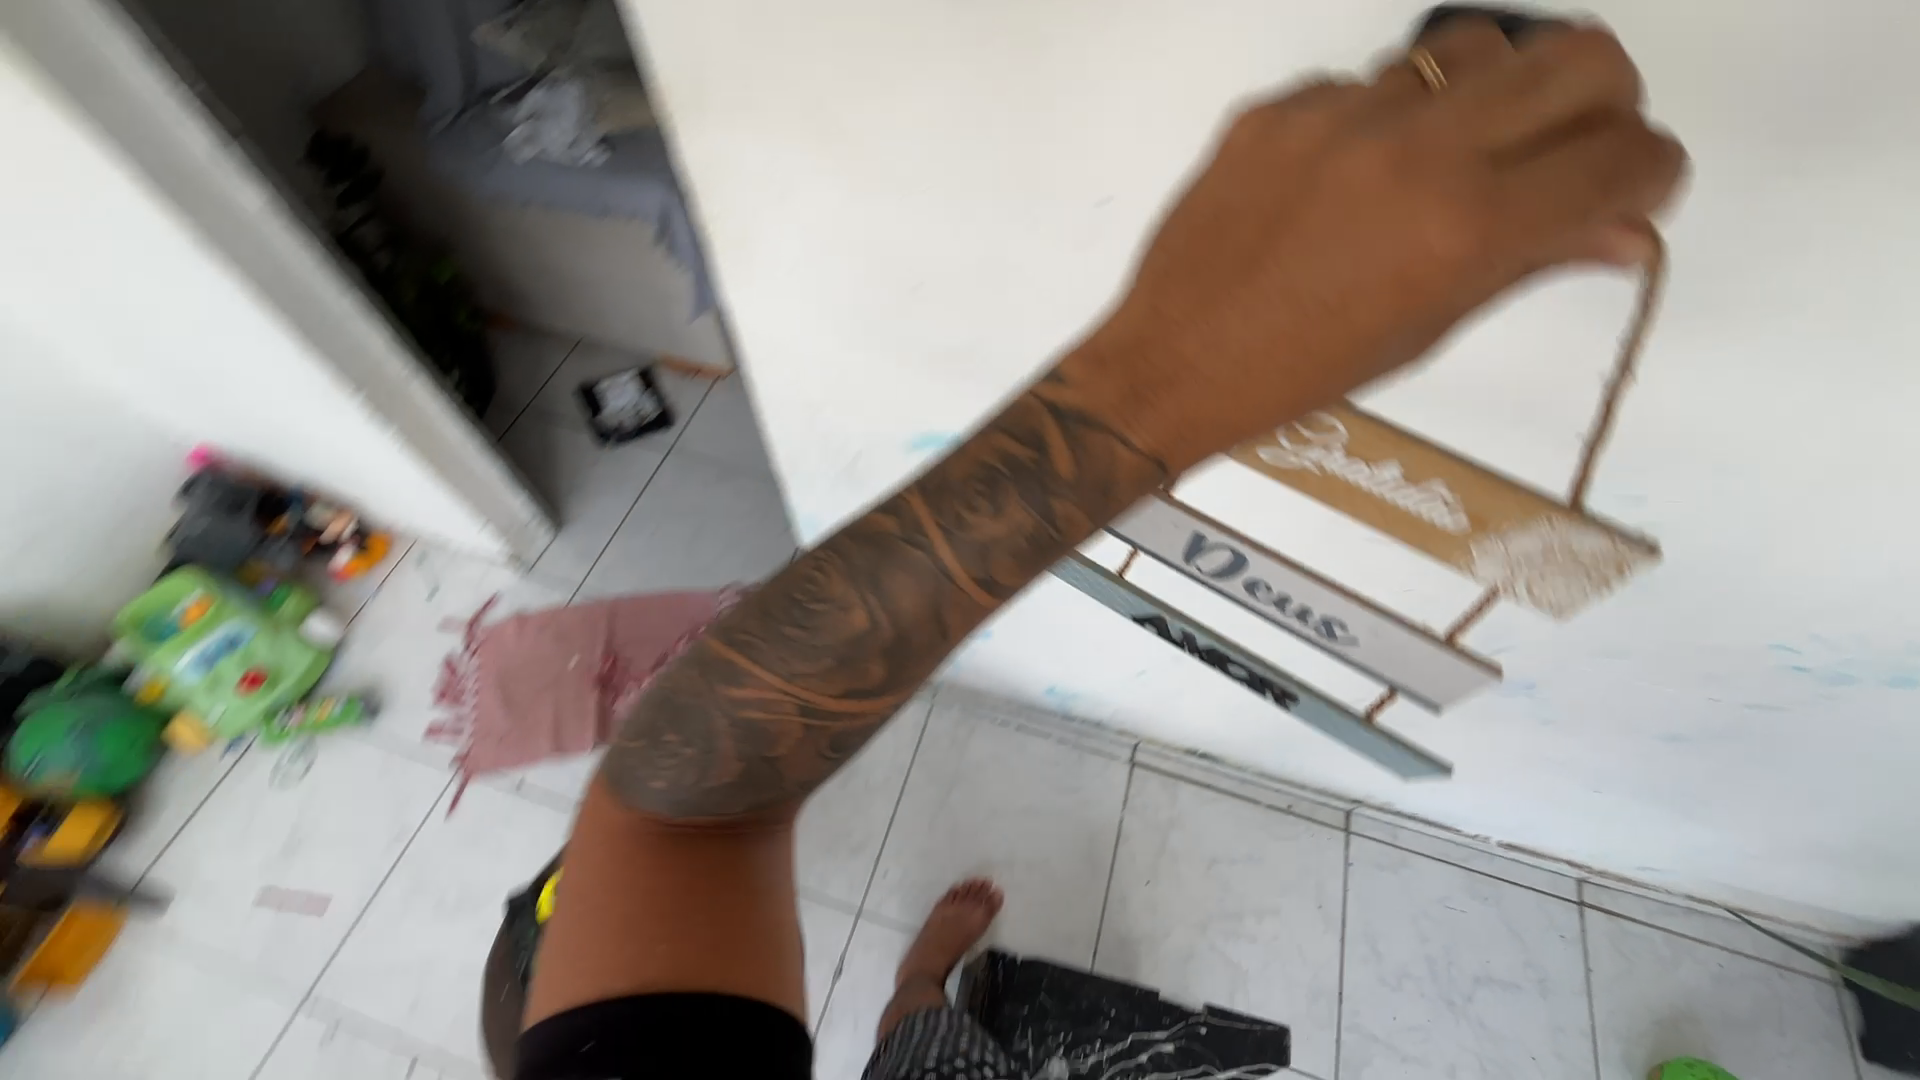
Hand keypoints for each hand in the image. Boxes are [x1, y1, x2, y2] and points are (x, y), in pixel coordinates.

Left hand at [1064, 18, 1687, 472]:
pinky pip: (1362, 85)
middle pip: (1580, 57)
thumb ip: (1523, 266)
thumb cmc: (1289, 375)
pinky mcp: (1272, 111)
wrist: (1169, 365)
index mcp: (1462, 229)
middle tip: (1560, 156)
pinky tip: (1341, 180)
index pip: (1624, 156)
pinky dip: (1377, 120)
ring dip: (1486, 99)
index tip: (1623, 192)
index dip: (1644, 176)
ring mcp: (1335, 120)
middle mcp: (1412, 153)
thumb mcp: (1417, 335)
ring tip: (1442, 165)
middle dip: (1599, 106)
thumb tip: (1621, 231)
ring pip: (1472, 51)